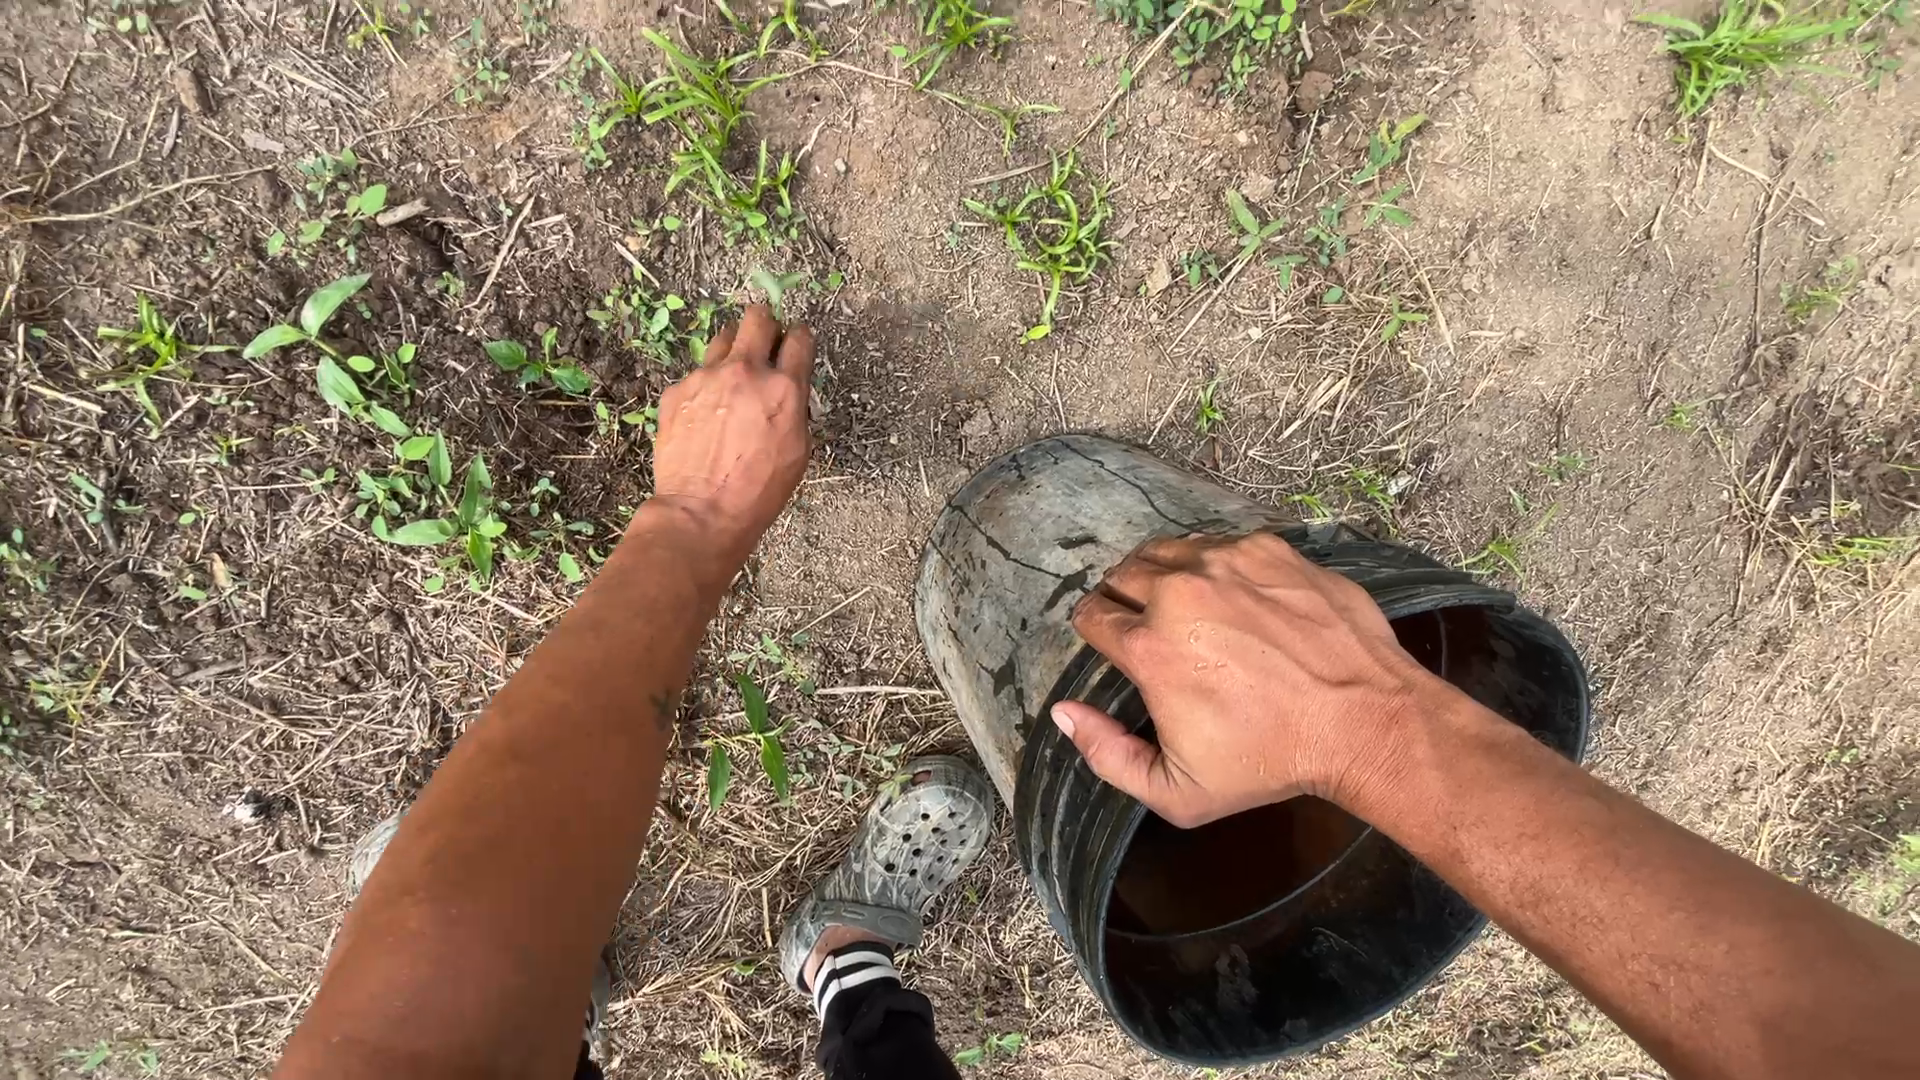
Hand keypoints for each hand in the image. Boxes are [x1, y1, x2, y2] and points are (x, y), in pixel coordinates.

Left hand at [646, 305, 814, 565]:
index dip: (799, 339)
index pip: (799, 338)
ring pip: (723, 337)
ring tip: (733, 379)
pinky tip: (707, 416)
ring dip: (734, 350)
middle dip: (766, 327)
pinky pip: (697, 374)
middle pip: (757, 318)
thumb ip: (795, 408)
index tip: (796, 344)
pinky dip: (707, 386)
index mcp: (784, 389)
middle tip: (765, 347)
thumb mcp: (798, 450)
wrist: (703, 511)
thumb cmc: (760, 491)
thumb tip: (787, 390)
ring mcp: (706, 378)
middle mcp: (746, 372)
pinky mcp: (677, 390)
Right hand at [1054, 531, 1446, 826]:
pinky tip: (1235, 596)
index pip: (1091, 615)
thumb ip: (1106, 755)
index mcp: (1149, 647)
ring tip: (1186, 605)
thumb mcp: (1177, 791)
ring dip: (1161, 575)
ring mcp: (1224, 562)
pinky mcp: (1266, 548)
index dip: (1099, 631)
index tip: (1119, 646)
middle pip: (1120, 576)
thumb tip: (1062, 711)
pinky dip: (1211, 565)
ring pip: (1163, 552)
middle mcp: (1176, 592)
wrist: (1366, 722)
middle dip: (1125, 600)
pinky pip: (1214, 544)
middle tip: (1153, 629)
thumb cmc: (1267, 761)